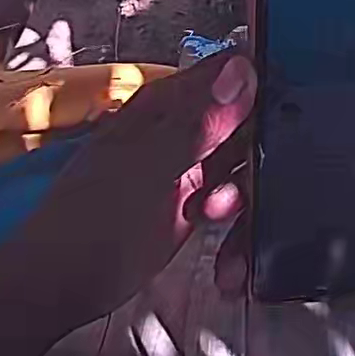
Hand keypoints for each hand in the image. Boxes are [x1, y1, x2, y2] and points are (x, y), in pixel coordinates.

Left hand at [0, 53, 256, 329]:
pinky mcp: (191, 199)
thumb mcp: (154, 170)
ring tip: (214, 214)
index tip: (293, 117)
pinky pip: (229, 195)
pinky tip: (222, 242)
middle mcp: (181, 126)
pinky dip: (233, 217)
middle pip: (243, 119)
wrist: (61, 287)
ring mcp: (187, 163)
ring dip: (244, 190)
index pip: (230, 73)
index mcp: (167, 103)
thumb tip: (243, 67)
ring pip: (241, 160)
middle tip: (250, 181)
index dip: (265, 88)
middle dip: (258, 150)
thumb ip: (200, 121)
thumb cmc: (98, 224)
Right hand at [213, 114, 354, 339]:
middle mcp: (327, 178)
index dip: (269, 129)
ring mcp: (313, 217)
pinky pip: (268, 254)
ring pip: (262, 213)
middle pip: (270, 170)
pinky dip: (246, 263)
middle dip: (236, 184)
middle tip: (216, 203)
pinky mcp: (307, 254)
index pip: (306, 131)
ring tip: (223, 261)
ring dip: (235, 230)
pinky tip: (231, 278)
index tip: (240, 130)